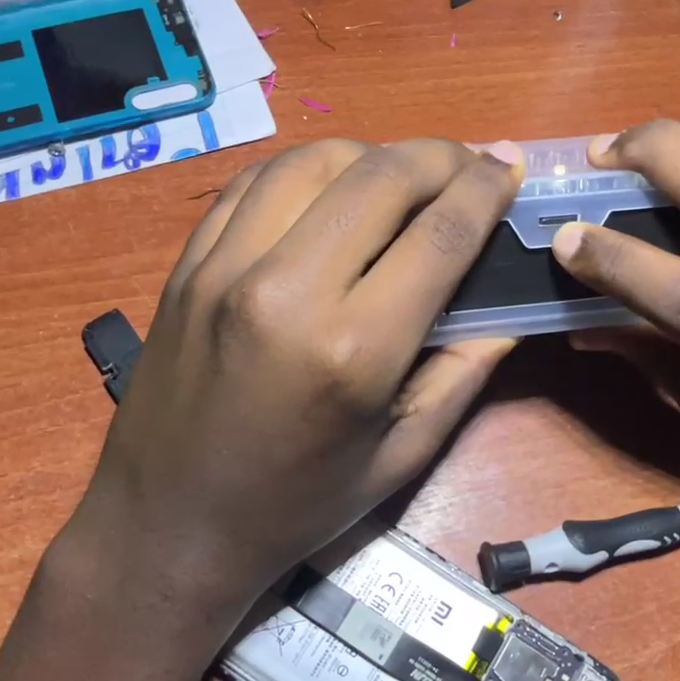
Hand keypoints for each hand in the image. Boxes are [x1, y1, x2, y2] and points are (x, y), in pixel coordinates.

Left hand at [77, 138, 524, 606]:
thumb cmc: (297, 505)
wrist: (169, 524)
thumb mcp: (401, 456)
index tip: (510, 170)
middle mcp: (286, 288)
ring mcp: (225, 266)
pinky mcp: (187, 262)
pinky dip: (305, 170)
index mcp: (353, 350)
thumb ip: (462, 373)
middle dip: (441, 157)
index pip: (439, 233)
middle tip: (469, 166)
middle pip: (380, 176)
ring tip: (402, 177)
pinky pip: (253, 182)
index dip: (487, 190)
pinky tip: (330, 189)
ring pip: (314, 161)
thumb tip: (506, 308)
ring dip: (373, 156)